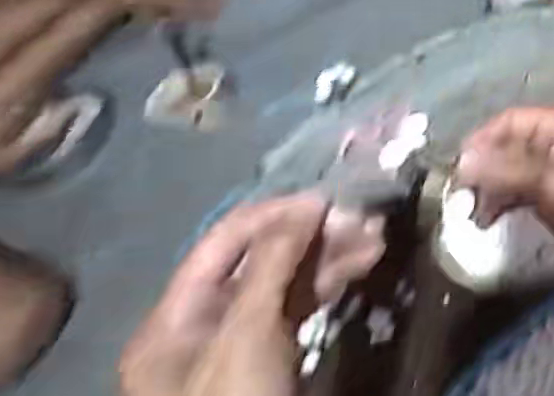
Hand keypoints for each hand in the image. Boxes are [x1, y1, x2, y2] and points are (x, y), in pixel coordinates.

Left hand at [121, 195, 384, 395]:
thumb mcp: (248, 333)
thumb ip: (275, 260)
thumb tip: (311, 200)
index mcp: (175, 317)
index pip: (226, 239)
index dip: (278, 213)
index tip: (330, 201)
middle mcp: (202, 321)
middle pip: (262, 256)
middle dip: (317, 234)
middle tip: (366, 222)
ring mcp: (237, 339)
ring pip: (289, 276)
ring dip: (334, 253)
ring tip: (378, 240)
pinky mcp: (269, 353)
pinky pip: (301, 301)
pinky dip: (332, 279)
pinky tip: (365, 264)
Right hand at [453, 107, 553, 263]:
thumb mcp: (551, 186)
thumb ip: (508, 171)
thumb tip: (463, 161)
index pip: (508, 120)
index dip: (479, 141)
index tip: (453, 171)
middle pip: (508, 142)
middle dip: (481, 167)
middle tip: (456, 198)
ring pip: (513, 165)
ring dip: (490, 186)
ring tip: (469, 214)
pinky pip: (523, 184)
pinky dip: (504, 198)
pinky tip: (488, 220)